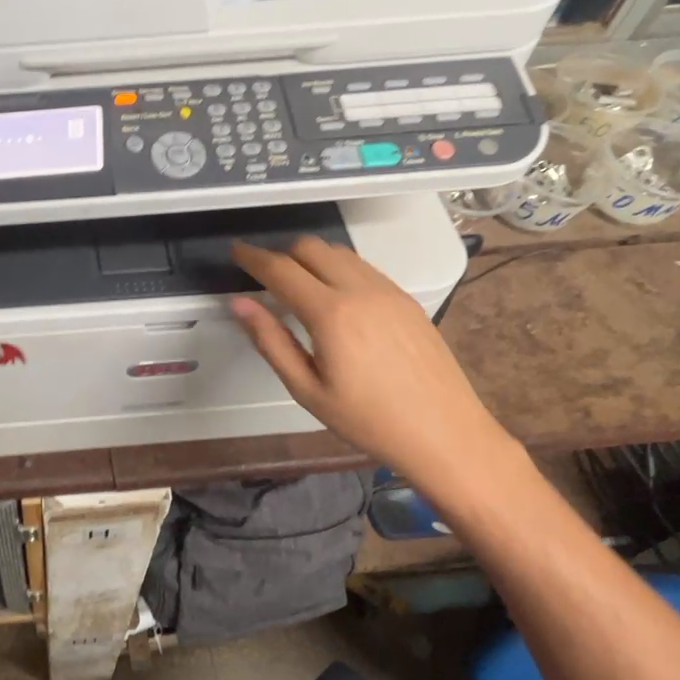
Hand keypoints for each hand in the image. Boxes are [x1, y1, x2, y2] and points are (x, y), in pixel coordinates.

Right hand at [230, 237, 514, 479]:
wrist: (444, 432)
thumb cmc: (368, 421)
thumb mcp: (308, 390)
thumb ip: (271, 342)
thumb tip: (240, 305)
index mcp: (331, 314)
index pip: (281, 269)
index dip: (252, 258)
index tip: (235, 252)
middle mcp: (361, 291)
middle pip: (311, 248)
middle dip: (281, 253)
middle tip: (263, 274)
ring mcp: (388, 291)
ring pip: (340, 252)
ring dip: (311, 258)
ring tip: (296, 284)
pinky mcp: (406, 299)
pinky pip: (363, 268)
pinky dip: (338, 269)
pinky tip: (334, 298)